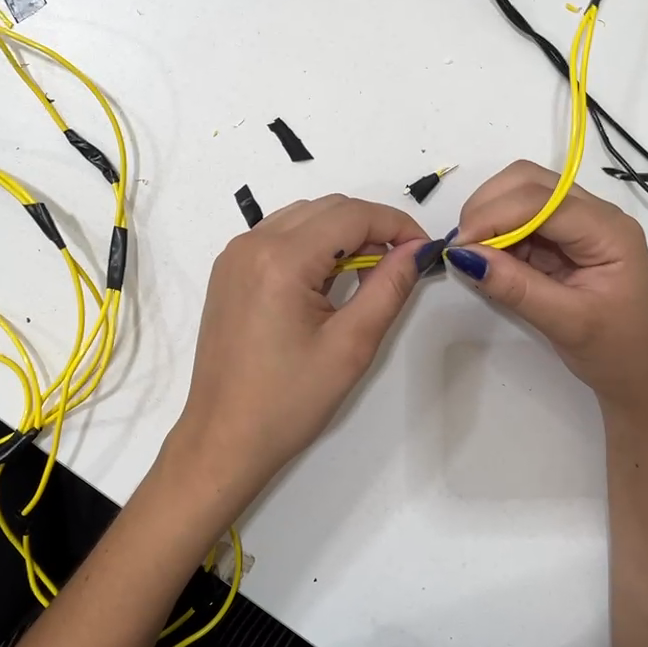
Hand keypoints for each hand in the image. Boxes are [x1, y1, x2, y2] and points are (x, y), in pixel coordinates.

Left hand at [168, 195, 431, 503]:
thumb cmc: (288, 402)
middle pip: (327, 208)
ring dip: (341, 233)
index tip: (425, 249)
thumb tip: (418, 249)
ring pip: (303, 216)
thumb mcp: (351, 346)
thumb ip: (389, 287)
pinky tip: (326, 282)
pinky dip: (311, 244)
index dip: (396, 224)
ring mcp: (234, 255)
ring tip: (365, 276)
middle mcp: (251, 243)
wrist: (223, 439)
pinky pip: (279, 235)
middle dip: (370, 226)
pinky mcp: (228, 271)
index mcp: (280, 258)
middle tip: (399, 266)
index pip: (352, 214)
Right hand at [443, 161, 647, 412]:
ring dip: (490, 216)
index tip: (458, 247)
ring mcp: (579, 224)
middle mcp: (595, 216)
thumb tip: (463, 256)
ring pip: (522, 194)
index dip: (494, 215)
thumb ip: (516, 287)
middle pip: (530, 182)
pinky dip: (497, 232)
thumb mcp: (567, 323)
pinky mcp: (562, 239)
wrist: (641, 378)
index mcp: (609, 231)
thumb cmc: (617, 352)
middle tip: (463, 247)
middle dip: (488, 205)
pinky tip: (488, 259)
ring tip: (473, 255)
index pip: (542, 201)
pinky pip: (521, 220)